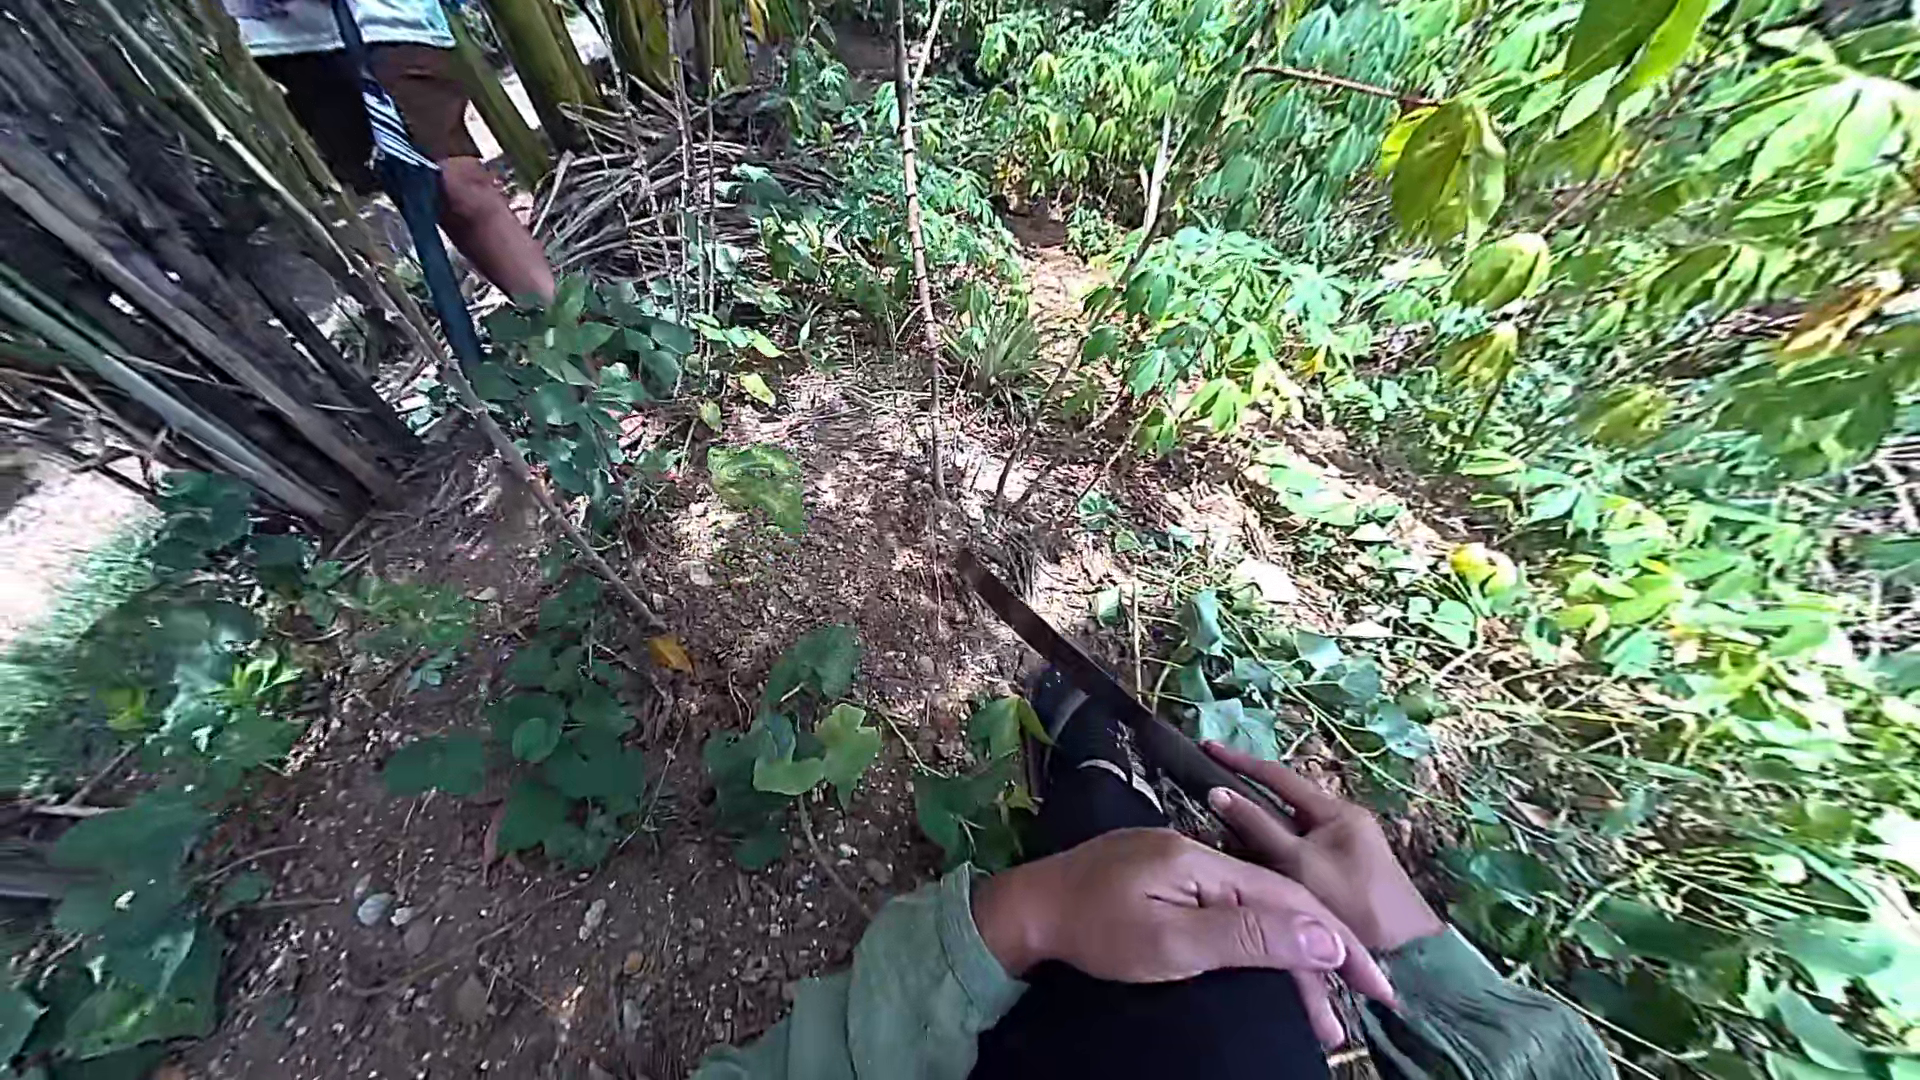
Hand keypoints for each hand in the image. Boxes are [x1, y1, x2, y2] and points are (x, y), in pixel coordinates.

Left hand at [971, 827, 1395, 1044]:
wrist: (1032, 907)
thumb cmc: (1098, 931)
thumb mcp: (1175, 943)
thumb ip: (1247, 937)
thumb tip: (1322, 934)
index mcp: (1198, 859)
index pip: (1285, 894)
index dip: (1336, 939)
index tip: (1380, 988)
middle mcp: (1191, 850)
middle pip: (1269, 900)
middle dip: (1312, 957)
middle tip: (1343, 1022)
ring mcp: (1171, 860)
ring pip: (1243, 905)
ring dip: (1279, 954)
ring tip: (1311, 1015)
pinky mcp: (1157, 874)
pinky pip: (1216, 905)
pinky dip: (1243, 939)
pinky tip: (1255, 967)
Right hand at [1204, 742, 1444, 953]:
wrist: (1412, 962)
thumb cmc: (1355, 906)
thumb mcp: (1299, 864)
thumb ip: (1257, 825)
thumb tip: (1217, 792)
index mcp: (1335, 810)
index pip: (1277, 775)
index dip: (1239, 760)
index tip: (1207, 746)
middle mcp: (1341, 818)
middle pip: (1282, 797)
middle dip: (1247, 793)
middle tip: (1209, 788)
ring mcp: (1344, 841)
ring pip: (1288, 822)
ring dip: (1257, 822)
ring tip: (1222, 823)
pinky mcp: (1342, 865)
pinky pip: (1297, 842)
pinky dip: (1272, 842)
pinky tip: (1251, 853)